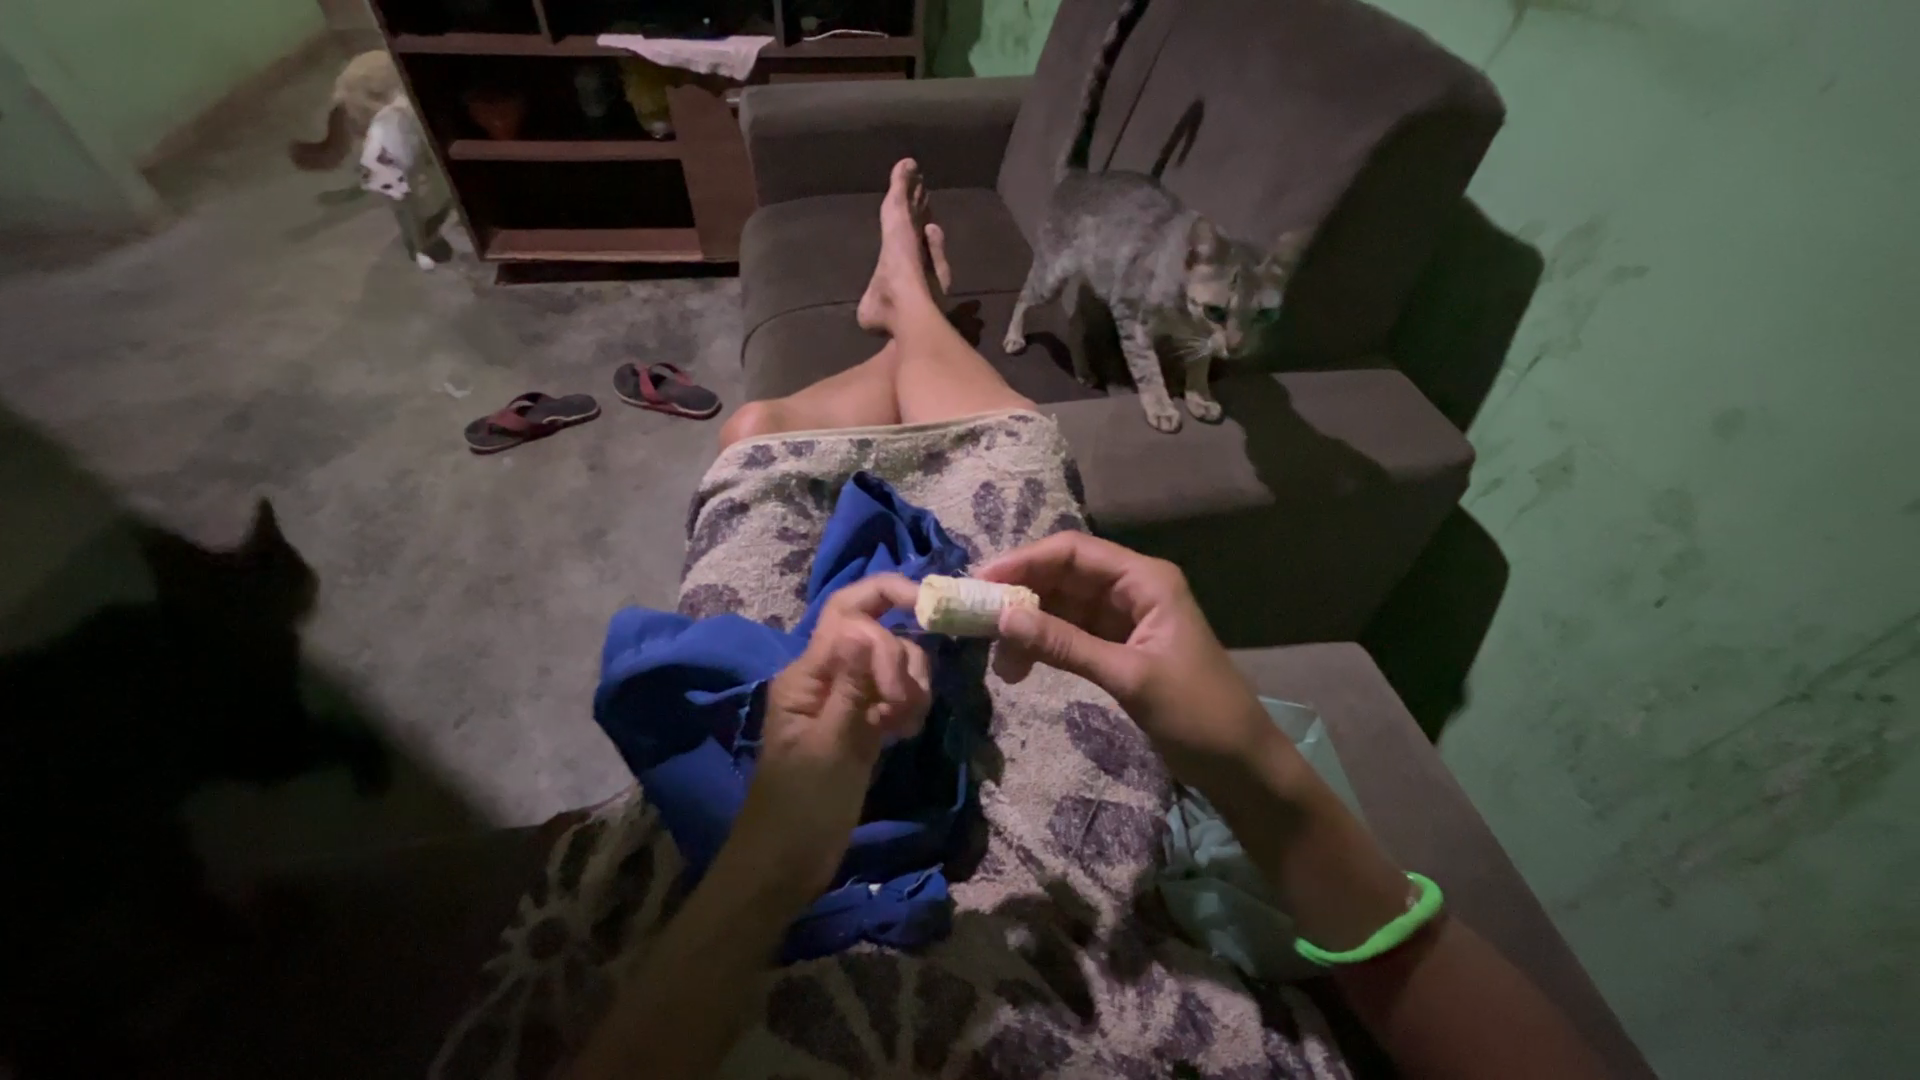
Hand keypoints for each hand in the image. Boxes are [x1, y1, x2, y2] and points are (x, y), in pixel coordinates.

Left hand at [728, 574, 930, 903]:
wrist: (786, 865)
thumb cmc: (800, 809)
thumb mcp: (830, 747)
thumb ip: (852, 688)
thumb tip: (866, 633)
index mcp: (807, 673)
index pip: (848, 611)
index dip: (889, 597)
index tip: (931, 612)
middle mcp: (826, 675)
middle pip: (878, 632)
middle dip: (902, 659)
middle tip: (900, 710)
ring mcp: (846, 699)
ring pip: (893, 663)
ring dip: (910, 685)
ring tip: (903, 726)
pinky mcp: (862, 723)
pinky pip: (895, 693)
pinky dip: (909, 705)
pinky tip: (904, 733)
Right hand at [978, 532, 1282, 786]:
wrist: (1241, 764)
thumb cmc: (1198, 713)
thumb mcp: (1128, 676)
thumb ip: (1065, 645)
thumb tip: (1002, 618)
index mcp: (1145, 580)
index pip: (1074, 552)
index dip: (1024, 562)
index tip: (980, 583)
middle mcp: (1132, 589)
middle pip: (1063, 576)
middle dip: (1020, 595)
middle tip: (976, 621)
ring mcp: (1123, 619)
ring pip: (1062, 607)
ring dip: (1028, 625)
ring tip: (997, 659)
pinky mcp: (1118, 648)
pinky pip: (1070, 635)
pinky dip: (1043, 646)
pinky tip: (1018, 667)